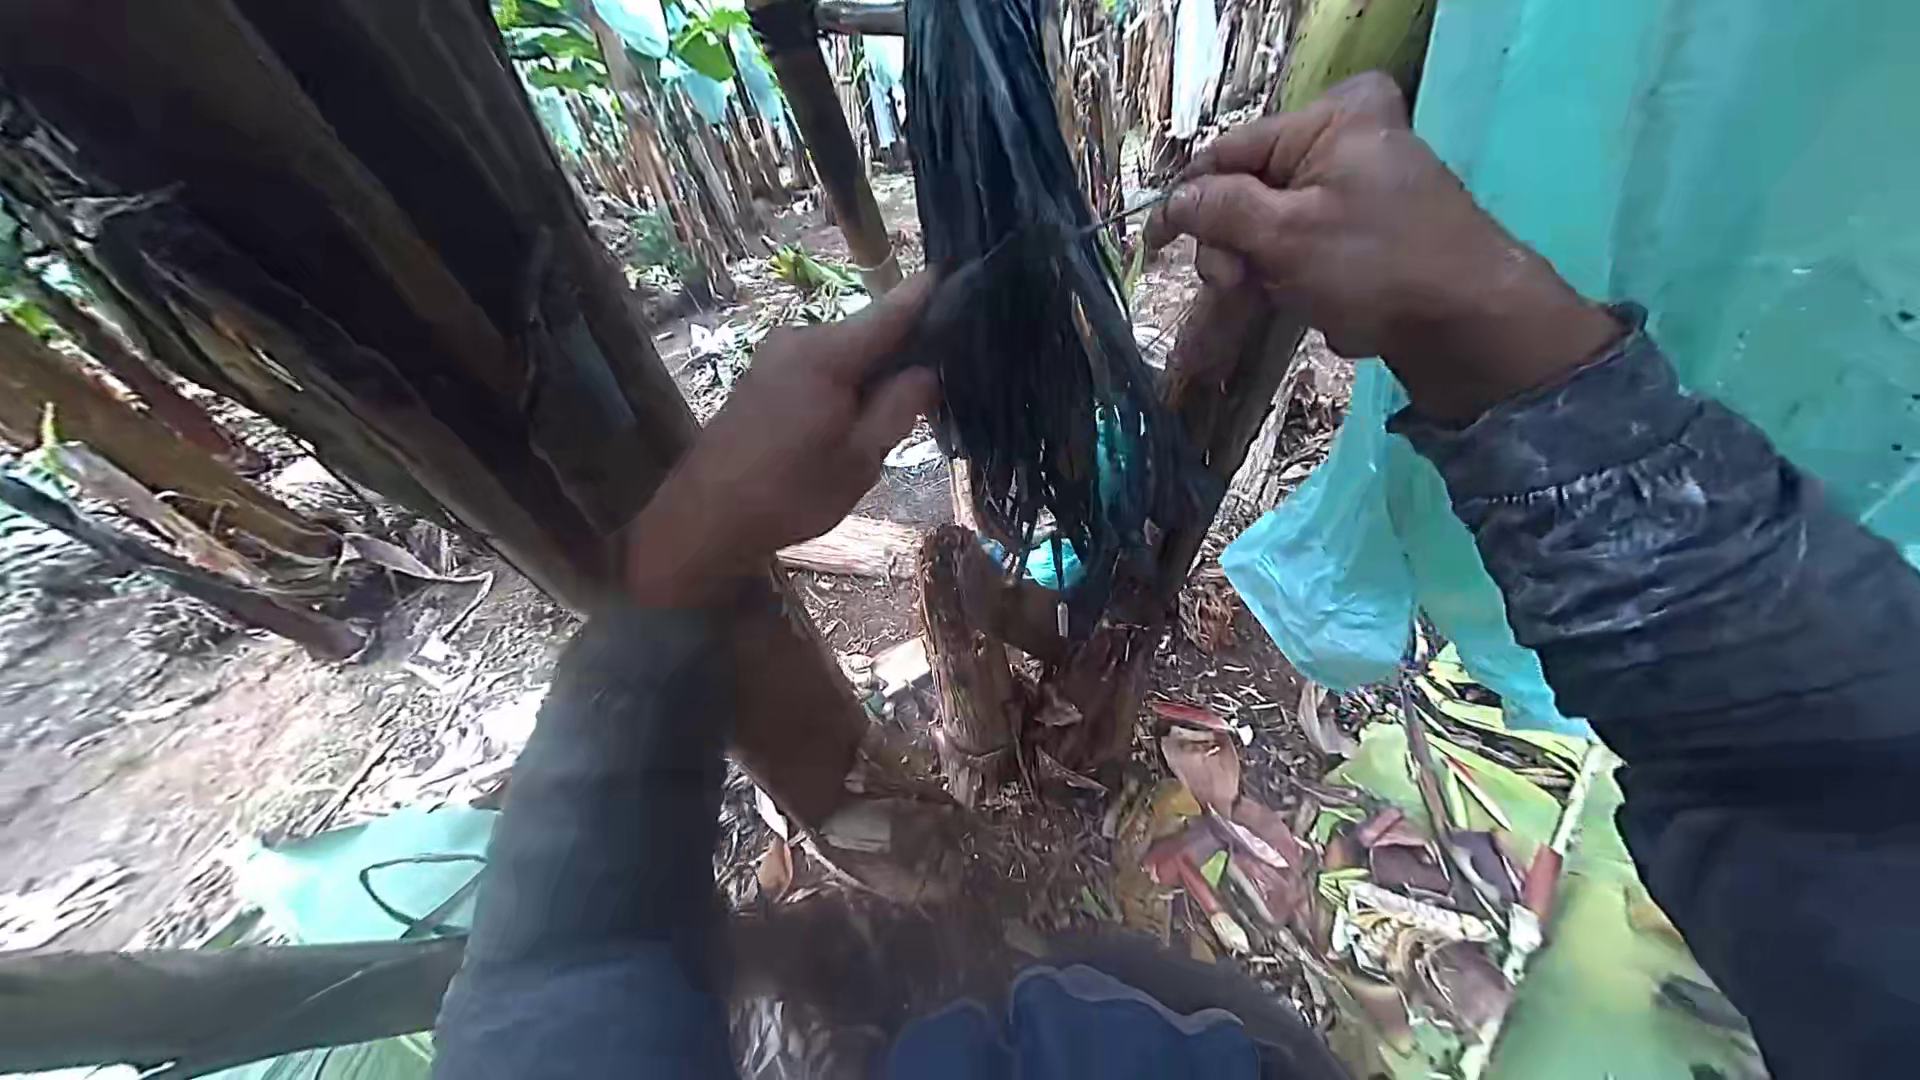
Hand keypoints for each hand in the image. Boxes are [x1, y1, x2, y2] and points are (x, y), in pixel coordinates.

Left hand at [623, 275, 939, 606]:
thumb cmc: (790, 492)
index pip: (892, 312)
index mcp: (828, 354)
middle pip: (869, 335)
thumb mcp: (860, 458)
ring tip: (888, 422)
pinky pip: (820, 369)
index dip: (928, 296)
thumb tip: (927, 371)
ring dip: (873, 377)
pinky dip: (845, 386)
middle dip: (903, 356)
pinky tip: (850, 422)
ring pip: (845, 356)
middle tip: (932, 396)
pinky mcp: (763, 377)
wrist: (706, 516)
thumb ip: (899, 407)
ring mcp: (776, 356)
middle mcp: (799, 340)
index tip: (958, 275)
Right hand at [1145, 73, 1620, 421]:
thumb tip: (1172, 200)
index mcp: (1327, 121)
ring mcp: (1331, 191)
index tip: (1152, 244)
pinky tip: (1255, 299)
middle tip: (1231, 283)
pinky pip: (1274, 248)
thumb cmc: (1371, 262)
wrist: (1448, 316)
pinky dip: (1258, 277)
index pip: (1229, 152)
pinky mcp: (1332, 231)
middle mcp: (1329, 146)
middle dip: (1223, 244)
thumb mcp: (1287, 232)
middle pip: (1237, 193)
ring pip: (1250, 228)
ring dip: (1238, 268)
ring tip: (1246, 297)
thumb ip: (1221, 210)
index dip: (1186, 199)